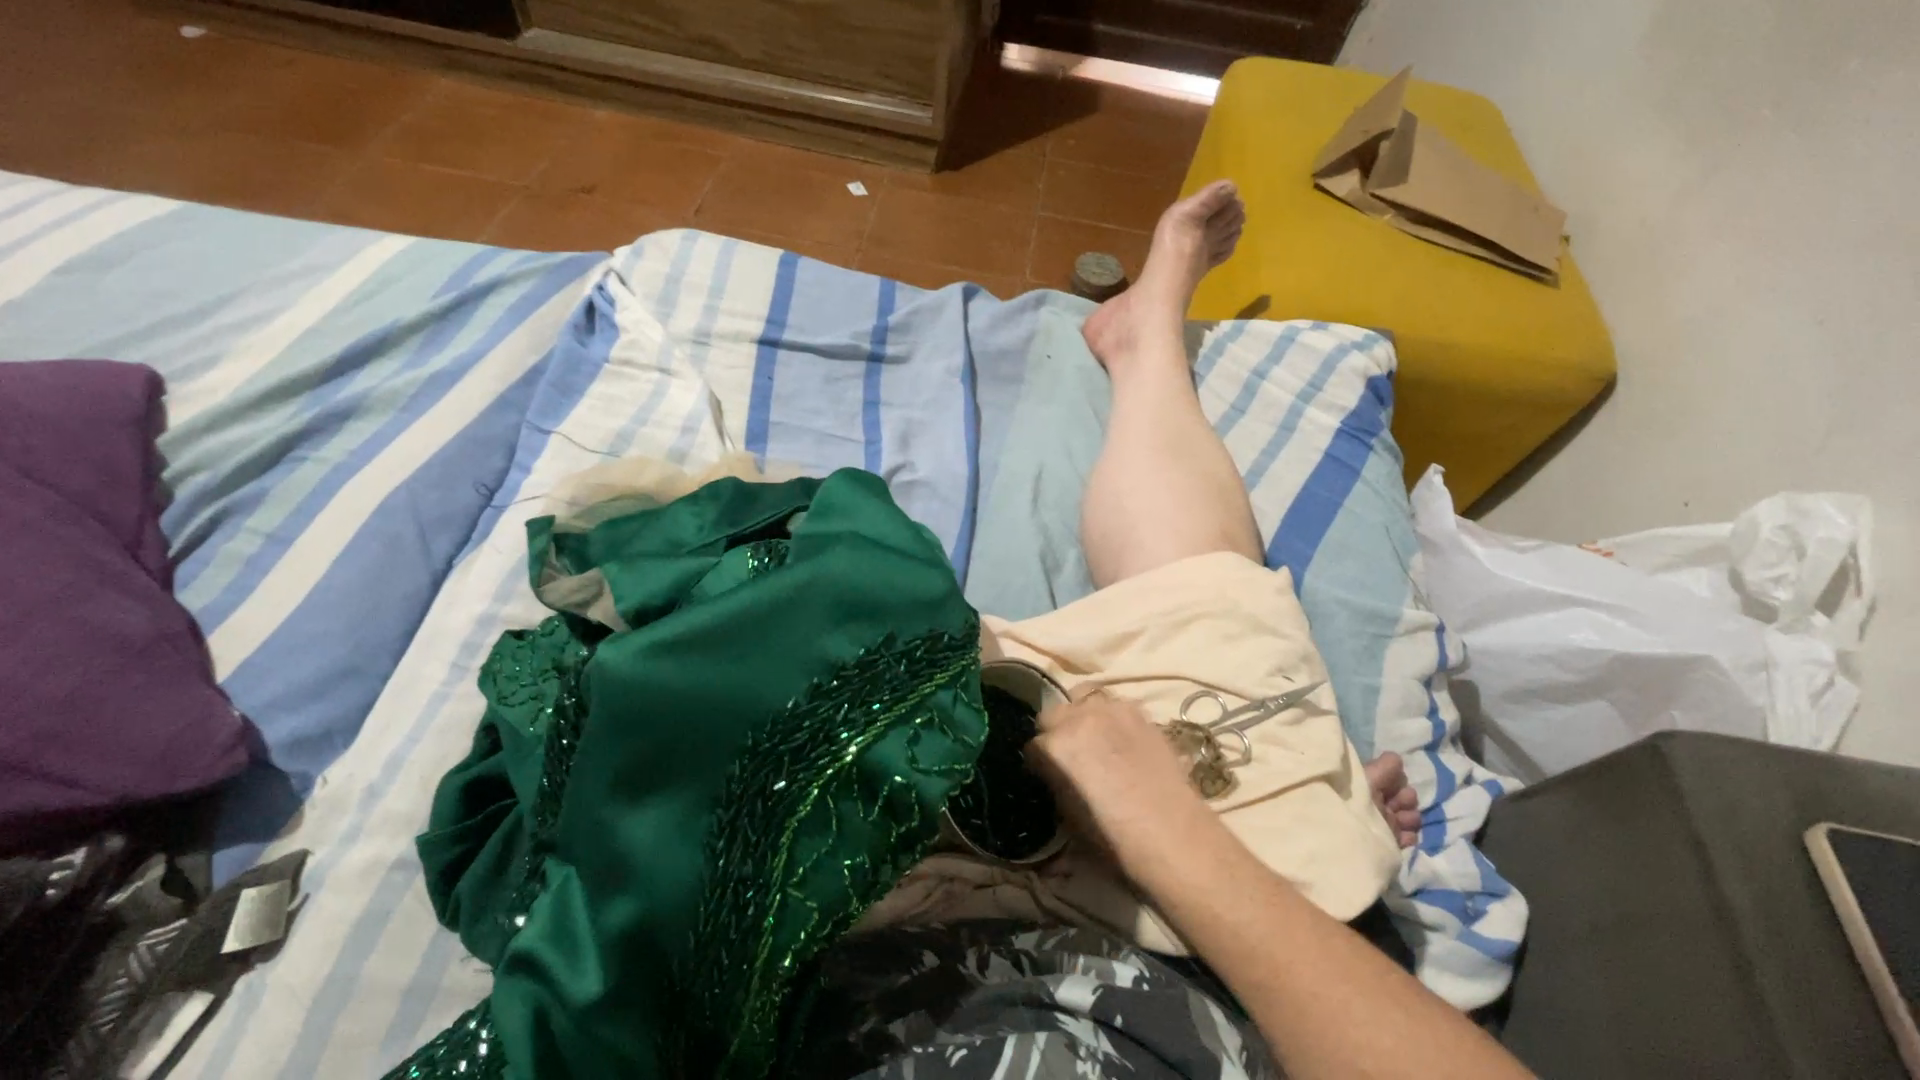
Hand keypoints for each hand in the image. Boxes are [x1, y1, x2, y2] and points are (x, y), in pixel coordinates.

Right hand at [1025, 694, 1234, 887]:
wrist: (1172, 833)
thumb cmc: (1113, 836)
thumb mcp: (1067, 815)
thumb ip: (1054, 782)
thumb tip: (1054, 774)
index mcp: (1054, 746)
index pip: (1032, 746)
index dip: (1039, 762)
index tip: (1047, 774)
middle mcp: (1079, 718)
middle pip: (1053, 714)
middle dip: (1056, 732)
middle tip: (1070, 756)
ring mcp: (1112, 710)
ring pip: (1084, 700)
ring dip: (1083, 717)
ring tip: (1096, 742)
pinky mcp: (1141, 713)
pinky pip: (1115, 706)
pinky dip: (1112, 718)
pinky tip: (1122, 742)